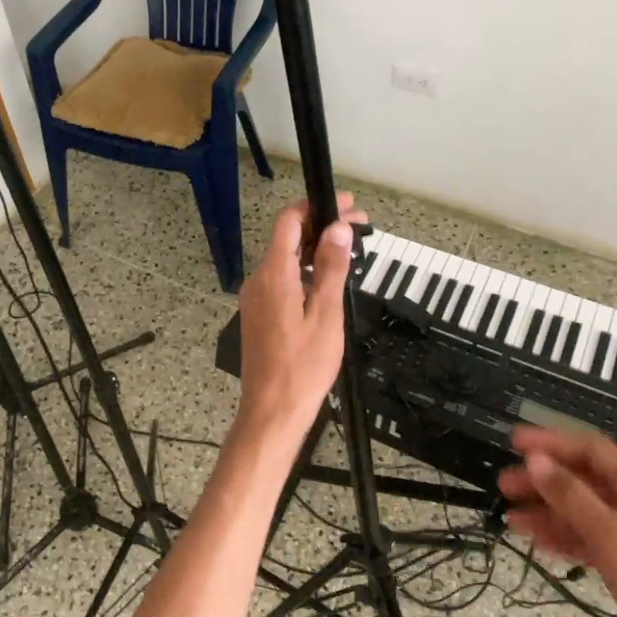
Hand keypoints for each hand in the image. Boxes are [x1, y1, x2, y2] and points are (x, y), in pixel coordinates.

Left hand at [234, 194, 366, 438]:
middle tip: (360, 227)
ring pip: (286, 260)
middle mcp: (259, 280)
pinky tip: (329, 281)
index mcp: (274, 275)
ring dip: (316, 250)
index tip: (347, 205)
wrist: (272, 411)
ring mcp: (256, 298)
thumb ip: (332, 268)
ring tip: (351, 252)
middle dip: (323, 227)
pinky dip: (306, 272)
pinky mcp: (260, 314)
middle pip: (288, 238)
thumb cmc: (304, 366)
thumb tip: (338, 228)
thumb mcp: (327, 315)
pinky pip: (282, 280)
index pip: (288, 221)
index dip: (316, 206)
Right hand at [499, 428, 616, 616]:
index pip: (592, 450)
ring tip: (512, 519)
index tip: (514, 444)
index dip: (552, 443)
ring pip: (586, 513)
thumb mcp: (615, 540)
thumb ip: (573, 498)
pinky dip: (567, 539)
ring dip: (550, 512)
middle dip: (545, 480)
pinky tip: (541, 543)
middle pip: (586, 481)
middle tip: (505, 486)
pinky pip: (594, 542)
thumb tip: (535, 460)